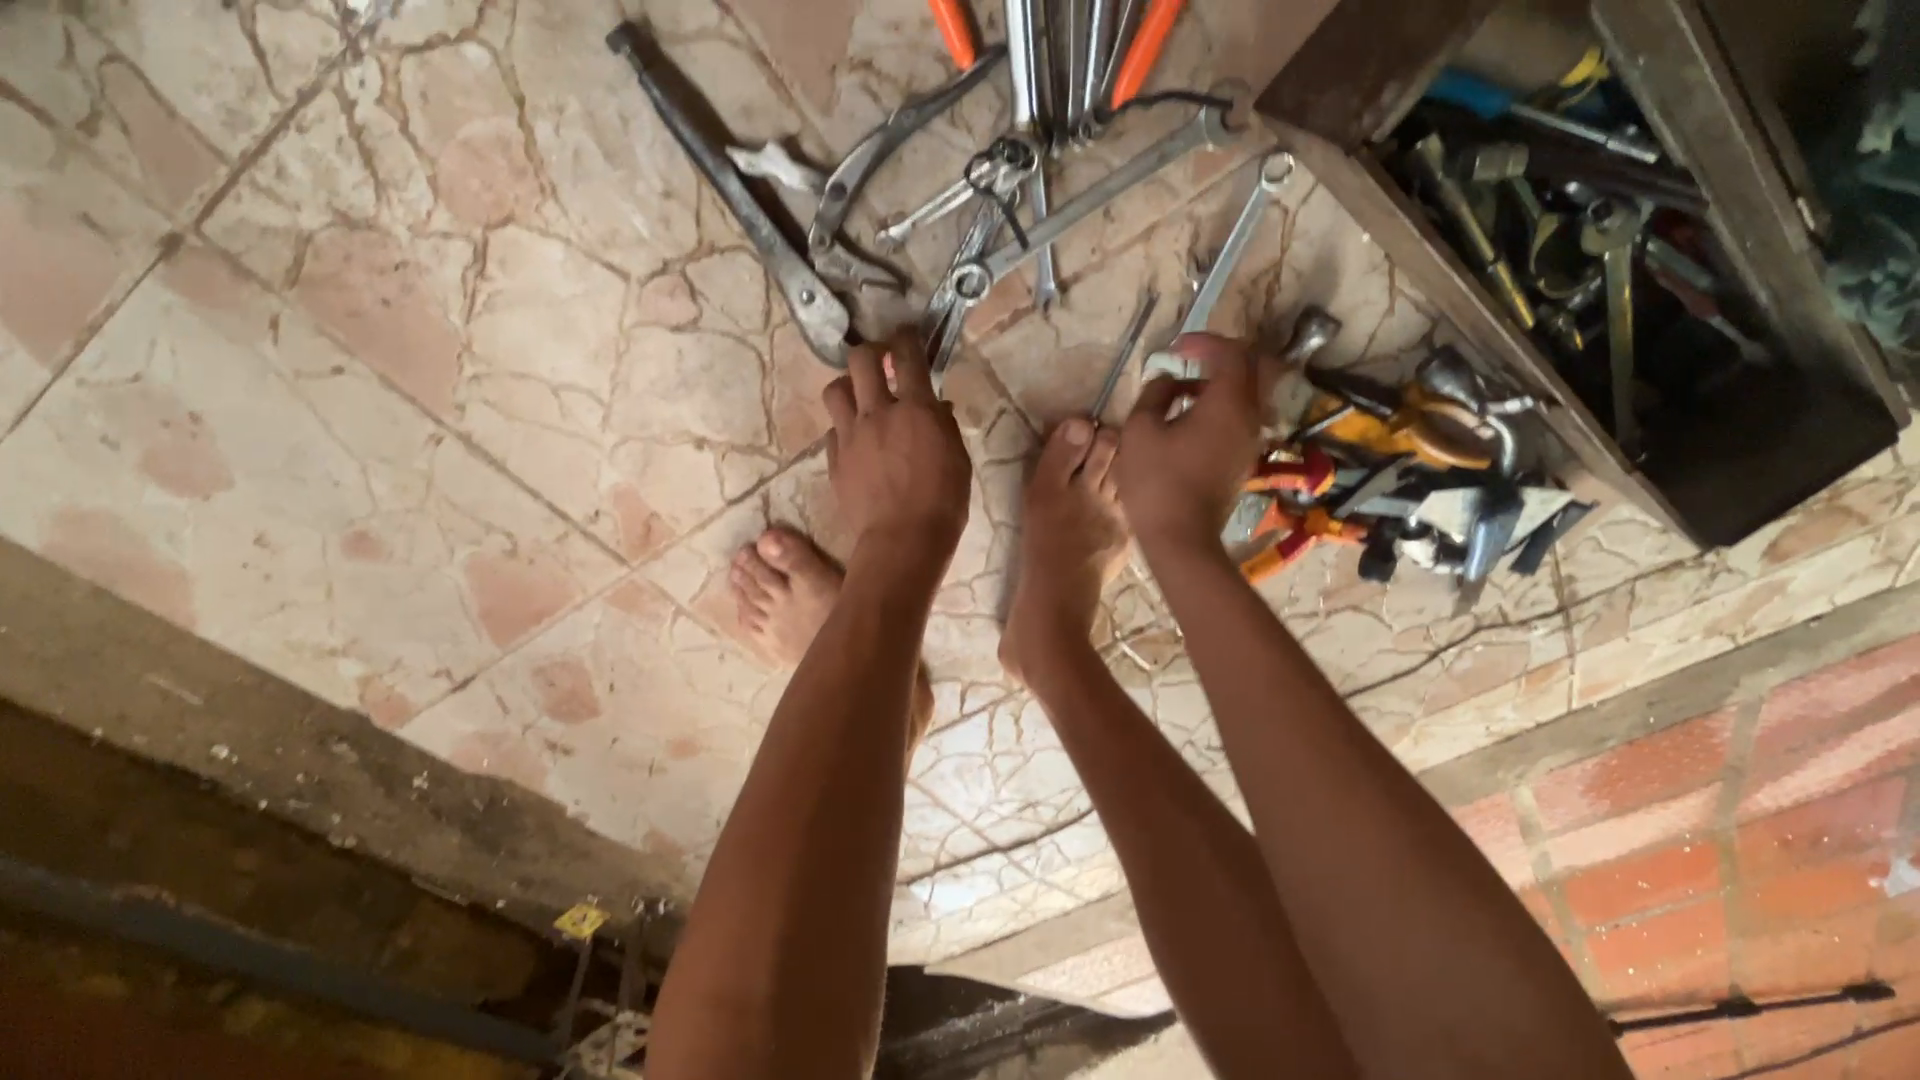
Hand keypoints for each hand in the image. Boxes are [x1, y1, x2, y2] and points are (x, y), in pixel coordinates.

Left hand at [822, 332, 972, 558]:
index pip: (908, 356)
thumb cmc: (943, 503)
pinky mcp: (834, 459)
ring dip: (848, 386)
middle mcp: (878, 413)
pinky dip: (844, 427)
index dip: (905, 338)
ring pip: (835, 390)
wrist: (902, 540)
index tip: (905, 335)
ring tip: (860, 397)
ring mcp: (851, 435)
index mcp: (916, 409)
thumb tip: (936, 408)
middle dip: (870, 352)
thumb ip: (943, 427)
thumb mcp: (957, 459)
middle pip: (861, 361)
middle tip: (880, 360)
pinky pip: (833, 430)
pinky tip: (856, 440)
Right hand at [1114, 334, 1272, 553]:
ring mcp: (1251, 441)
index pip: (1232, 353)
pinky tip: (1188, 421)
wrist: (1181, 538)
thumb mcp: (1140, 429)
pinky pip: (1241, 419)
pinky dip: (1221, 407)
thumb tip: (1168, 379)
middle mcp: (1251, 417)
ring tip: (1182, 393)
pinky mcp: (1244, 461)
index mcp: (1229, 403)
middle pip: (1256, 368)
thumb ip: (1155, 393)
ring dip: (1221, 384)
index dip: (1204, 342)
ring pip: (1250, 395)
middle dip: (1225, 356)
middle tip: (1192, 359)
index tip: (1175, 348)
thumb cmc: (1156, 482)